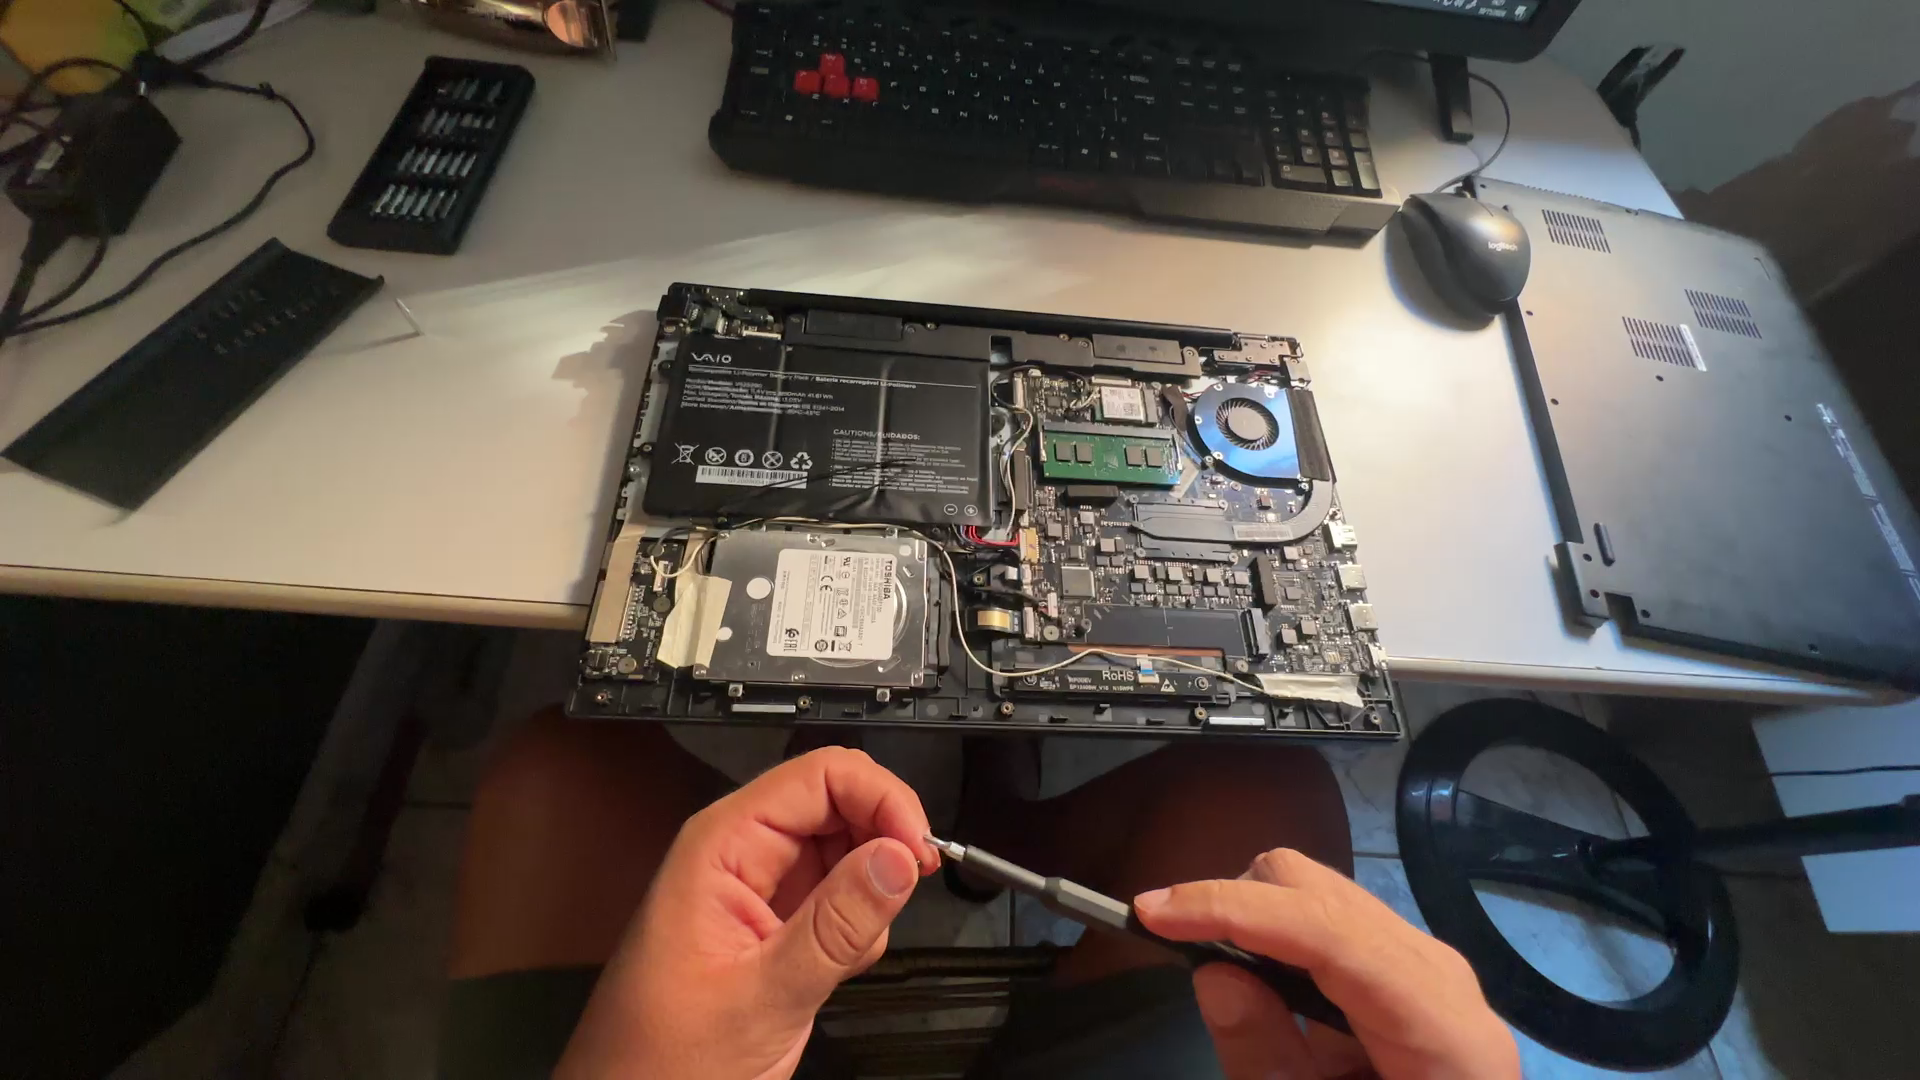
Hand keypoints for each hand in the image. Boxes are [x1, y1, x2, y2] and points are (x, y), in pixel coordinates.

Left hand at [557, 747, 939, 1079]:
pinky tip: (839, 965)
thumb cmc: (665, 1067)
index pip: (821, 776)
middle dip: (883, 838)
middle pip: (840, 800)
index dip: (880, 797)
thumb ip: (835, 926)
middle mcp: (749, 847)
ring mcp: (767, 881)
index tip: (917, 851)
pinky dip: (862, 921)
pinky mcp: (784, 915)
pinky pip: (844, 889)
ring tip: (851, 951)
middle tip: (906, 891)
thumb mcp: (759, 998)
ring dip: (872, 887)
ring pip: (850, 842)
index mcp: (727, 841)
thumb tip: (901, 856)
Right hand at [1134, 848, 1518, 1079]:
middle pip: (1313, 888)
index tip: (1152, 913)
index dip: (1235, 910)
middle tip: (1183, 953)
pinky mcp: (1395, 962)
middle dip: (1236, 907)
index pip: (1329, 931)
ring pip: (1310, 888)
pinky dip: (1268, 930)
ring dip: (1249, 916)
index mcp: (1443, 1032)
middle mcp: (1436, 973)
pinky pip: (1317, 913)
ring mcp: (1418, 960)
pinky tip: (1257, 982)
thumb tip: (1213, 971)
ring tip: (1223, 976)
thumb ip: (1266, 1064)